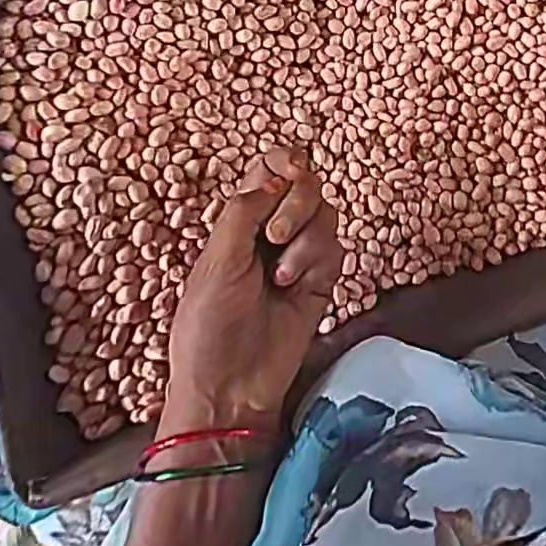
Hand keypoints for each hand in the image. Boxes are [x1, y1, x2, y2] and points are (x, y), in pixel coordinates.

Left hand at [162, 148, 341, 436]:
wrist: (232, 386)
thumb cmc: (209, 326)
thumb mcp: (217, 260)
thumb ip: (247, 210)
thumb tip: (279, 177)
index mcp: (242, 216)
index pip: (271, 166)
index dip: (286, 159)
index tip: (293, 169)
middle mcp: (274, 228)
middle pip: (306, 184)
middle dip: (297, 204)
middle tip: (275, 238)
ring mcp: (300, 252)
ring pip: (326, 213)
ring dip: (306, 241)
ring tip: (280, 276)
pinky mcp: (321, 278)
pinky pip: (336, 247)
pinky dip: (317, 262)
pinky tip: (295, 287)